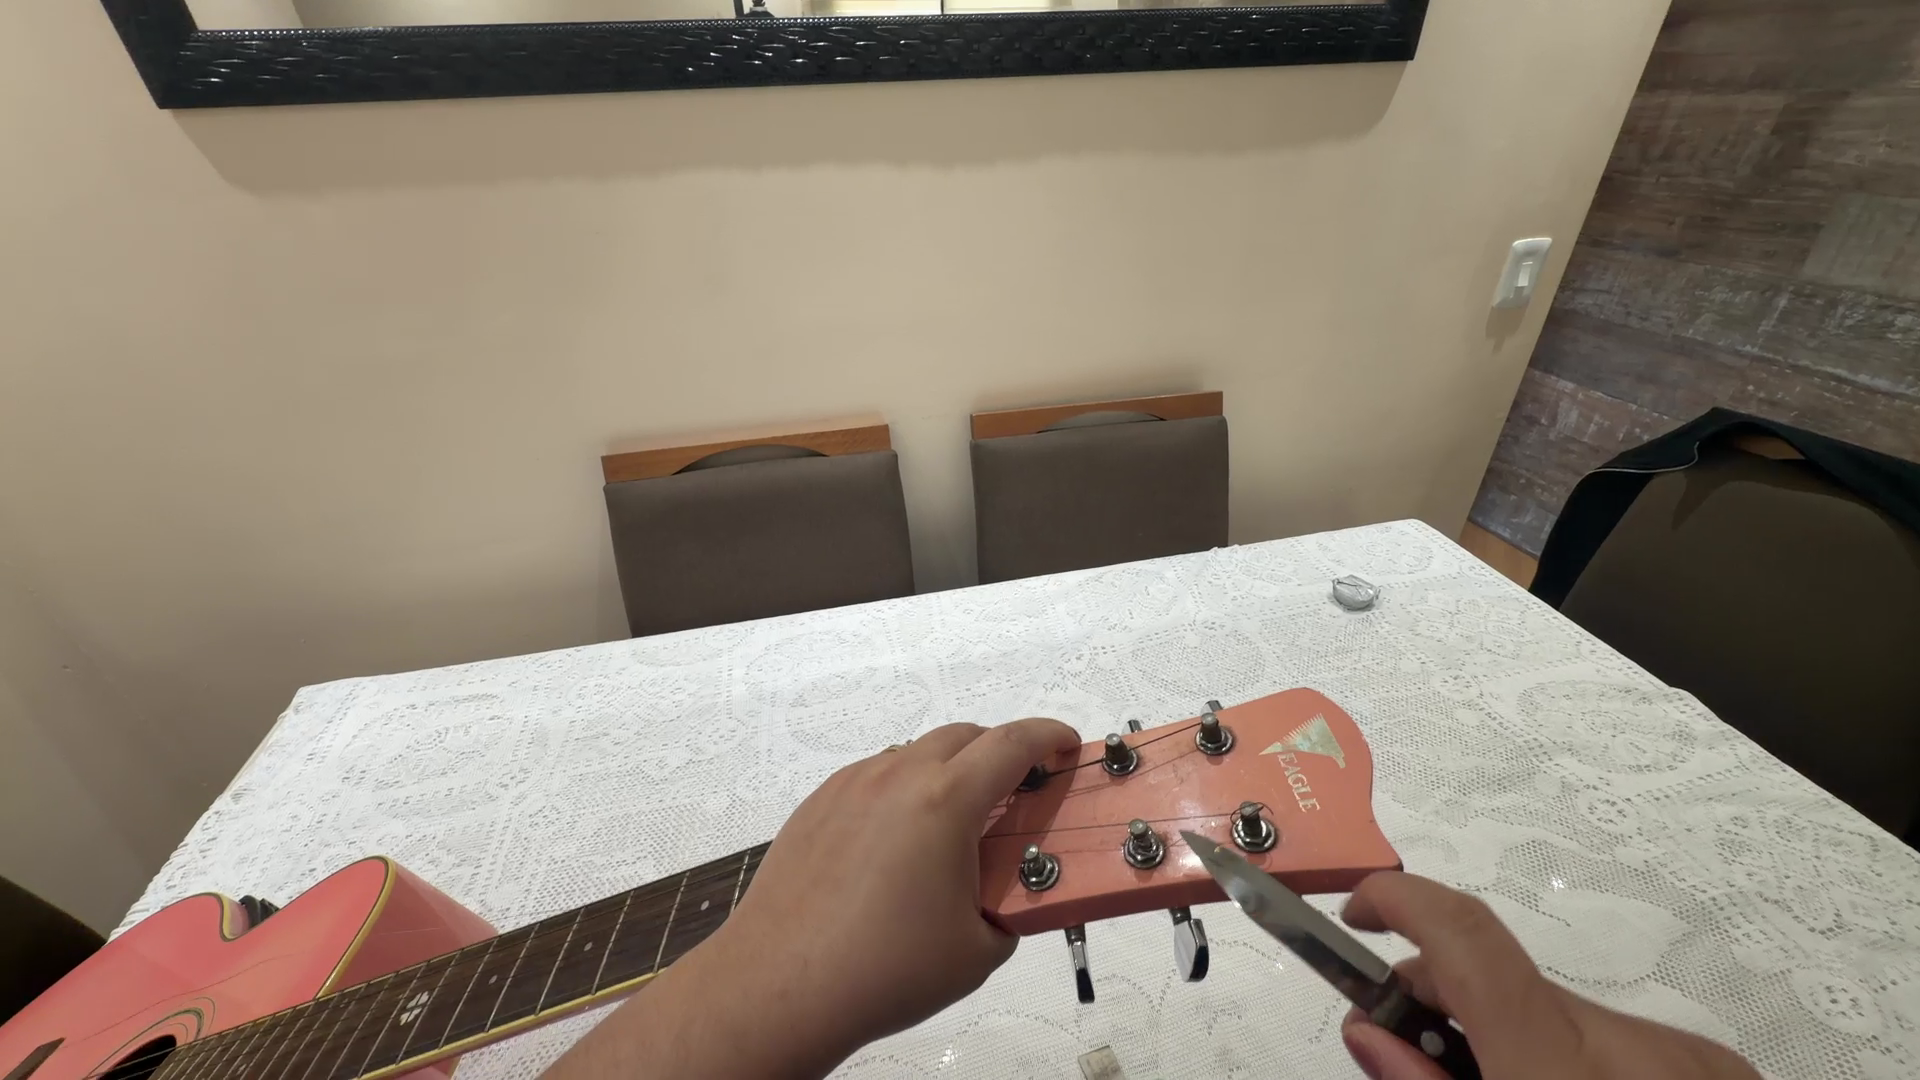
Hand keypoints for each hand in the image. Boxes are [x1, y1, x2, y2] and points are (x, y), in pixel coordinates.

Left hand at [545, 718, 1080, 1079]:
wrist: (779, 985)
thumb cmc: (883, 968)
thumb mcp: (977, 947)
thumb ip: (1010, 905)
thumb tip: (1009, 888)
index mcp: (945, 800)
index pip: (1014, 743)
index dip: (1050, 735)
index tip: (1068, 744)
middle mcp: (898, 775)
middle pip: (964, 736)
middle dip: (1001, 751)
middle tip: (1016, 790)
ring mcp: (853, 783)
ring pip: (917, 752)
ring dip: (949, 769)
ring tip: (954, 823)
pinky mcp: (820, 801)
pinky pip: (876, 775)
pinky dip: (904, 787)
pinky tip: (897, 842)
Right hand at [1337, 873, 1761, 1079]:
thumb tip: (1363, 1028)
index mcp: (1566, 1069)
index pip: (1465, 934)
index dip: (1396, 899)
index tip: (1355, 914)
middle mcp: (1635, 1047)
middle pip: (1497, 977)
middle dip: (1439, 998)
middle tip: (1411, 1052)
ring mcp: (1691, 1058)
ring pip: (1549, 1011)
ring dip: (1504, 1038)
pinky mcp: (1717, 1069)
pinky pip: (1606, 1041)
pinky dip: (1562, 1059)